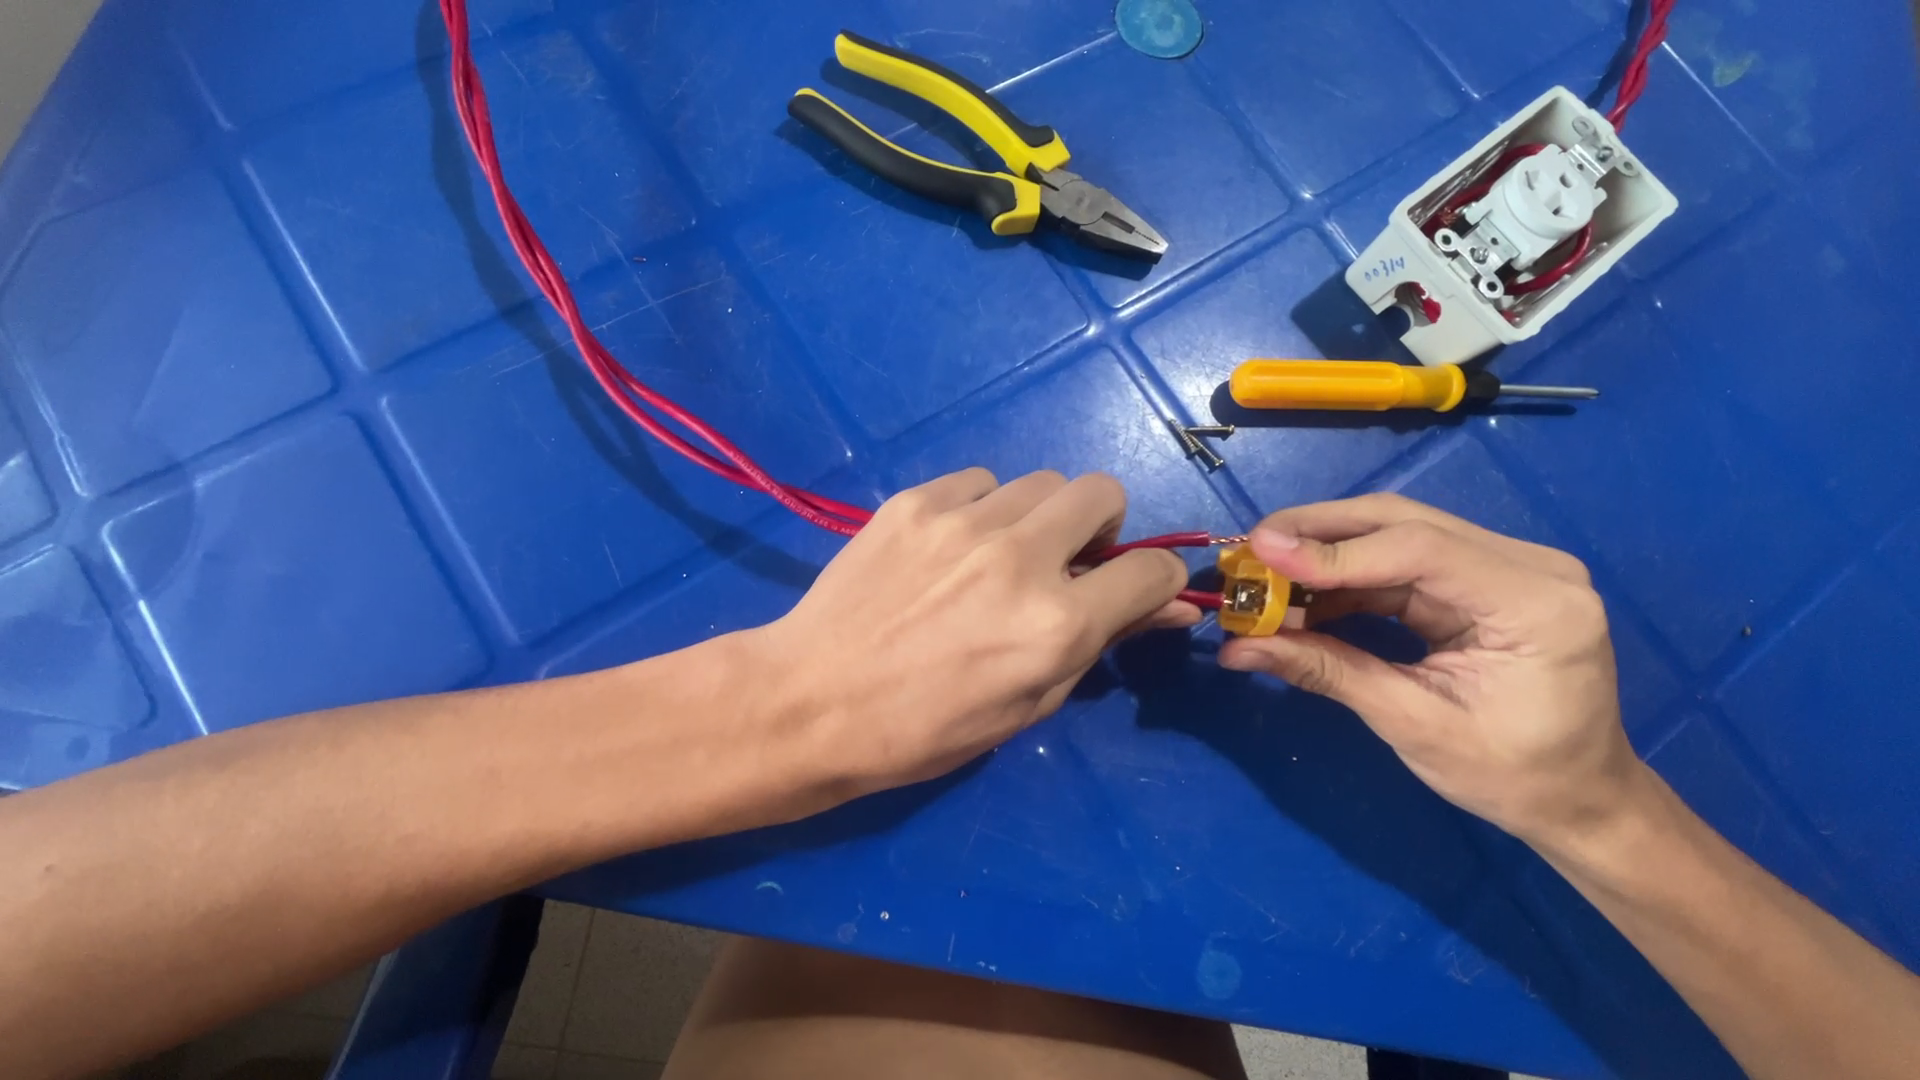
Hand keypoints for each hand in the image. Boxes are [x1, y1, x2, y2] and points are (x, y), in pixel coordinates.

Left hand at [753, 468, 1197, 801]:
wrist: (813, 702)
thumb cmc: (925, 730)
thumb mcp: (1028, 704)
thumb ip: (1100, 643)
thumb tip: (1168, 605)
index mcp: (1057, 624)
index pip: (1152, 569)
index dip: (1155, 580)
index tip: (1132, 590)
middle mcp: (1020, 557)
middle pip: (1102, 492)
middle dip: (1100, 528)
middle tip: (1065, 563)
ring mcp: (963, 520)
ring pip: (1041, 481)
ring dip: (1038, 517)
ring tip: (997, 557)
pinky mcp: (915, 501)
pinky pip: (979, 480)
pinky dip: (982, 507)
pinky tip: (950, 546)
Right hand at [1216, 494, 1644, 842]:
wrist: (1581, 800)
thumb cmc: (1513, 776)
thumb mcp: (1413, 726)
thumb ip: (1328, 672)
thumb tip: (1238, 648)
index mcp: (1535, 604)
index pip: (1420, 550)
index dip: (1334, 551)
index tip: (1261, 554)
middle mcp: (1529, 566)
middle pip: (1406, 522)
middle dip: (1320, 531)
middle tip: (1251, 547)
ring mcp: (1507, 568)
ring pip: (1398, 534)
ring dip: (1327, 550)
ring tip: (1264, 571)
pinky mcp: (1481, 581)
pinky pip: (1402, 562)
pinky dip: (1347, 575)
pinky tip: (1302, 591)